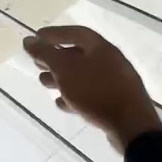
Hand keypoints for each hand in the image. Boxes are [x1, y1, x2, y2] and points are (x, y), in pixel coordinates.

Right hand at [24, 25, 161, 153]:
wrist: (133, 129)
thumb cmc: (95, 92)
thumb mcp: (64, 69)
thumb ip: (44, 53)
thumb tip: (28, 40)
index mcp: (102, 48)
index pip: (75, 33)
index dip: (54, 34)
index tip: (36, 38)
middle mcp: (112, 62)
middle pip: (78, 54)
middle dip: (55, 59)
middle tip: (37, 63)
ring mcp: (118, 83)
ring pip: (83, 75)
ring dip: (62, 78)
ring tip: (44, 84)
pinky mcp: (119, 103)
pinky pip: (92, 93)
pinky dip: (75, 95)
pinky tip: (62, 103)